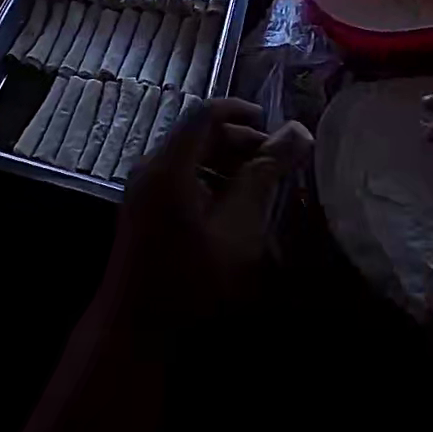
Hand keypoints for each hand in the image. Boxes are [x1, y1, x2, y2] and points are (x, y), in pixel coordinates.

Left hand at [104, 98, 310, 330]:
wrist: (135, 321)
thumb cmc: (191, 278)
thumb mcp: (237, 229)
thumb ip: (263, 178)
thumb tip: (297, 134)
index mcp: (169, 165)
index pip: (204, 113)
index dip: (240, 110)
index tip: (276, 124)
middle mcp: (151, 165)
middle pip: (196, 133)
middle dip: (239, 140)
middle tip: (279, 162)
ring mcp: (143, 183)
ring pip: (189, 153)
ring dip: (226, 160)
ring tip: (264, 183)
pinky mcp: (144, 201)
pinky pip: (179, 173)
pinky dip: (209, 176)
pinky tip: (235, 202)